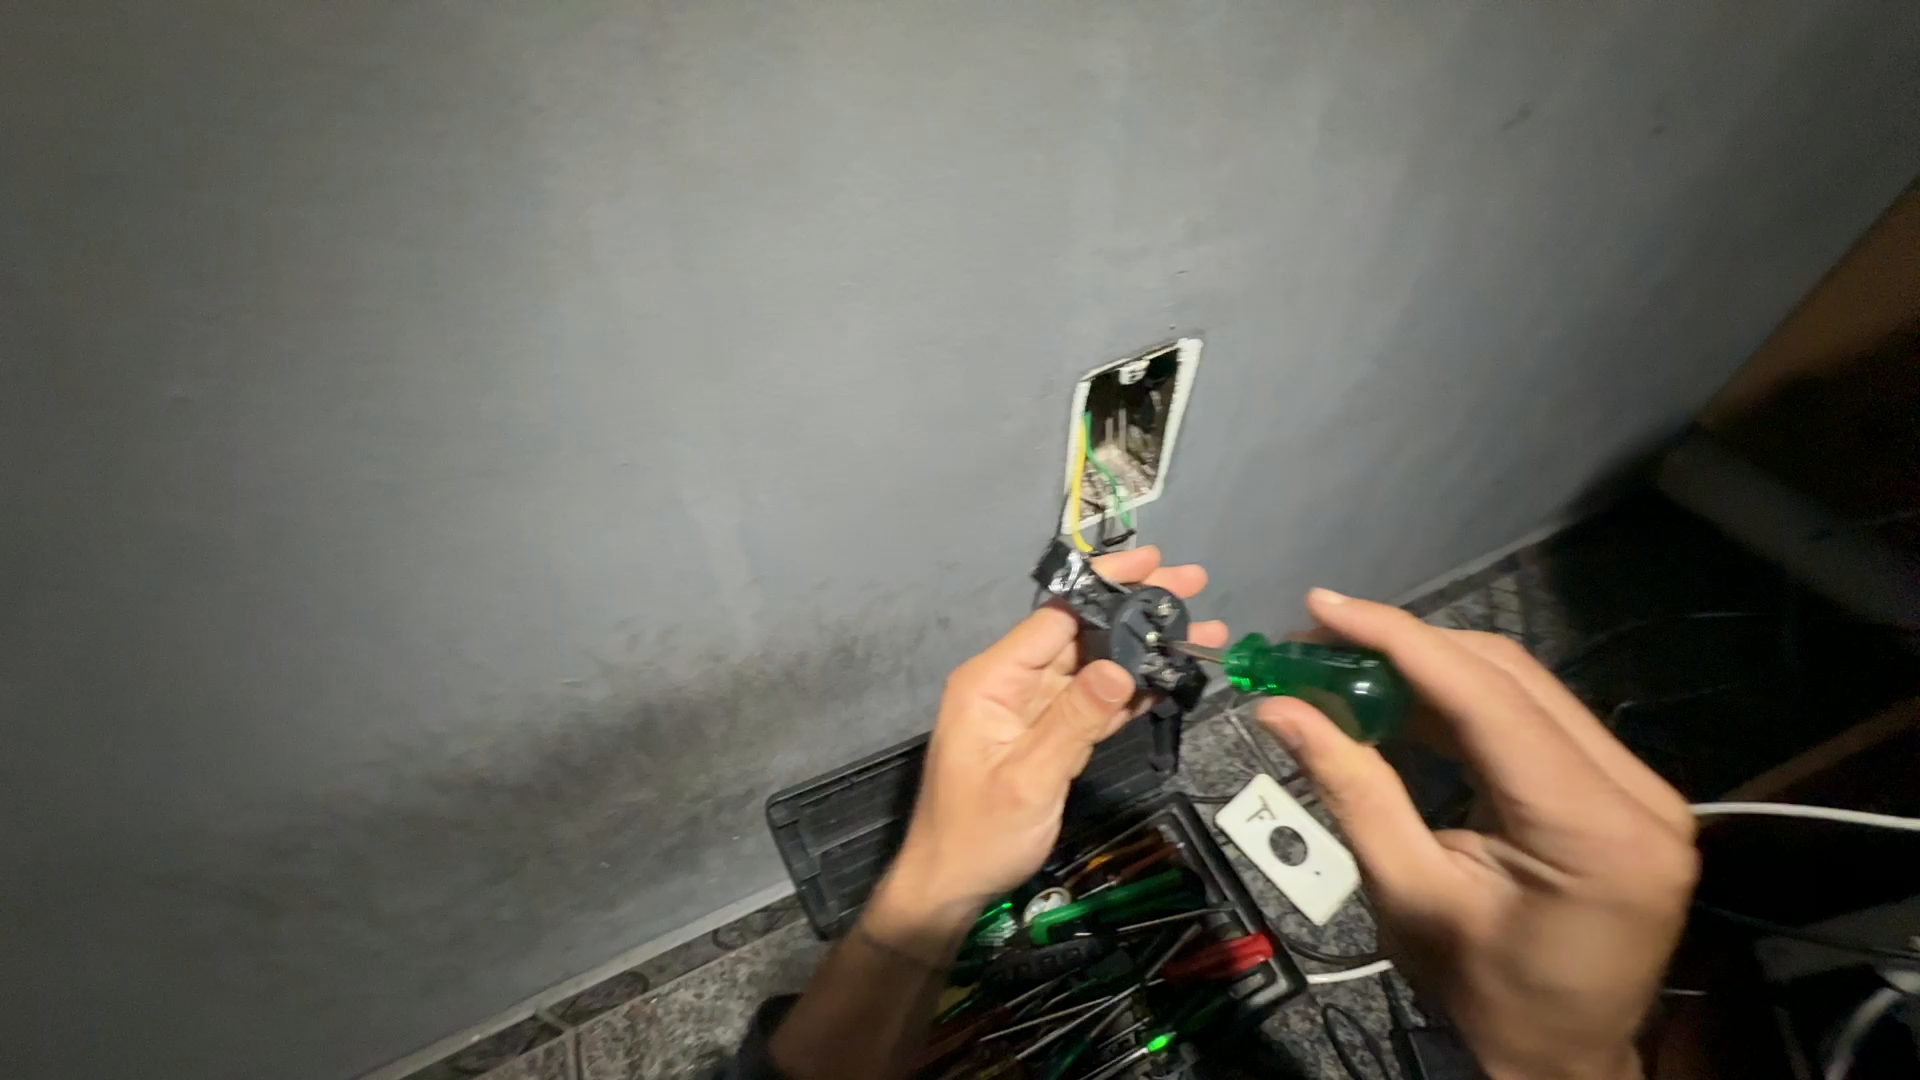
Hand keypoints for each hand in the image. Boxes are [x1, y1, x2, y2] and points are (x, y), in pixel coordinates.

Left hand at [880, 546, 1227, 923]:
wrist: (952, 884)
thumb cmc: (979, 833)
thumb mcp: (1028, 779)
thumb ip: (1073, 721)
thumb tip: (1121, 667)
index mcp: (993, 678)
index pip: (1055, 618)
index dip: (1105, 587)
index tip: (1154, 565)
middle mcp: (1012, 682)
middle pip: (1080, 633)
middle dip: (1134, 609)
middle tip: (1192, 586)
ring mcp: (1031, 707)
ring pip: (1093, 665)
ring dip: (1142, 650)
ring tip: (1198, 630)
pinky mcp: (1048, 733)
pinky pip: (1092, 702)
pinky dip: (1130, 691)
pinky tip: (1170, 677)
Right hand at [1257, 590, 1697, 1079]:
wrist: (1557, 1054)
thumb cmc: (1479, 987)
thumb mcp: (1403, 889)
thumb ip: (1347, 786)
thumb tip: (1276, 707)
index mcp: (1591, 828)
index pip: (1484, 697)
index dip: (1396, 639)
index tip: (1321, 607)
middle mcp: (1631, 790)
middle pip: (1504, 675)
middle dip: (1402, 645)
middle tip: (1317, 641)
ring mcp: (1630, 785)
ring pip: (1512, 683)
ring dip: (1421, 665)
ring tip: (1342, 664)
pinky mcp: (1609, 787)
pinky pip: (1520, 713)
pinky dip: (1447, 696)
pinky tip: (1392, 697)